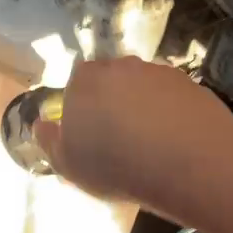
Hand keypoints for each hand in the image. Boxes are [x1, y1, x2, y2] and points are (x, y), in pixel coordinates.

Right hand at [34, 57, 232, 199]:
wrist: (191, 163)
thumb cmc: (115, 165)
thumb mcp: (68, 165)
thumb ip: (50, 141)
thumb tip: (42, 124)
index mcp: (85, 81)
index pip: (75, 83)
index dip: (79, 107)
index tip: (86, 134)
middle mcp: (121, 67)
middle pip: (109, 82)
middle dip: (109, 104)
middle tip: (114, 140)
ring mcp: (159, 72)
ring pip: (140, 89)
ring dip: (139, 109)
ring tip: (146, 145)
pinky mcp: (191, 84)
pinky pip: (169, 98)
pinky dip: (167, 114)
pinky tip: (170, 143)